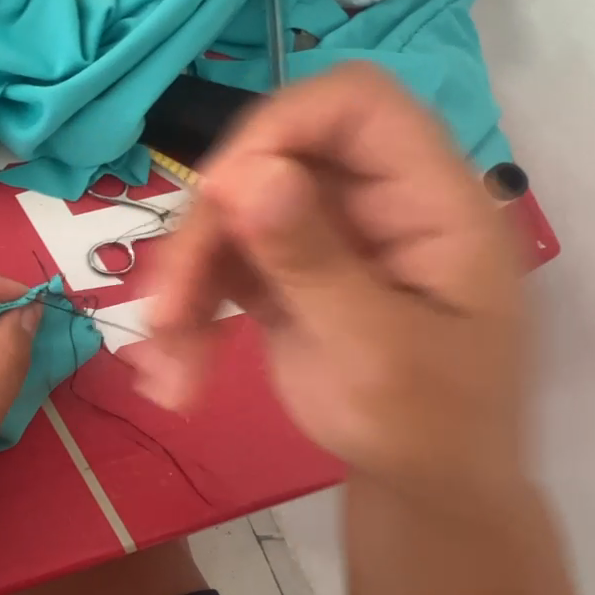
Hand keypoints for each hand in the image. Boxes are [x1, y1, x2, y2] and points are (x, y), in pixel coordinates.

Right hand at [142, 64, 527, 497]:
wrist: (422, 488)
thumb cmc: (427, 428)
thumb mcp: (372, 351)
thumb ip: (312, 260)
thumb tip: (243, 172)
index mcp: (429, 200)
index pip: (354, 106)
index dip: (277, 129)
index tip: (217, 197)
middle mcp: (373, 202)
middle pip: (267, 164)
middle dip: (205, 238)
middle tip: (166, 315)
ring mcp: (326, 237)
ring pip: (229, 217)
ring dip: (184, 285)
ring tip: (166, 365)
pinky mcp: (285, 272)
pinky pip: (220, 265)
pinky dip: (189, 312)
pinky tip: (174, 369)